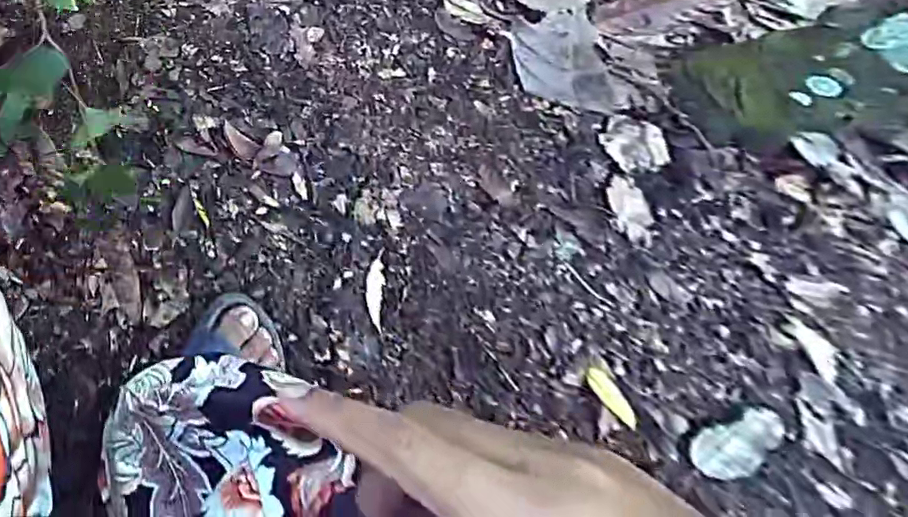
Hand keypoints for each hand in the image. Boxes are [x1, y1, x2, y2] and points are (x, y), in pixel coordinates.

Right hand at [280, 389, 695, 516]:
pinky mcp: (615, 470)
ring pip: (468, 431)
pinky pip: (513, 449)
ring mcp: (590, 463)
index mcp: (527, 508)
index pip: (407, 445)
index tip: (293, 403)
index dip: (340, 420)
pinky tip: (488, 514)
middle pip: (429, 423)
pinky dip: (477, 473)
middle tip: (368, 508)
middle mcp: (556, 468)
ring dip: (430, 465)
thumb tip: (384, 500)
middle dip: (382, 451)